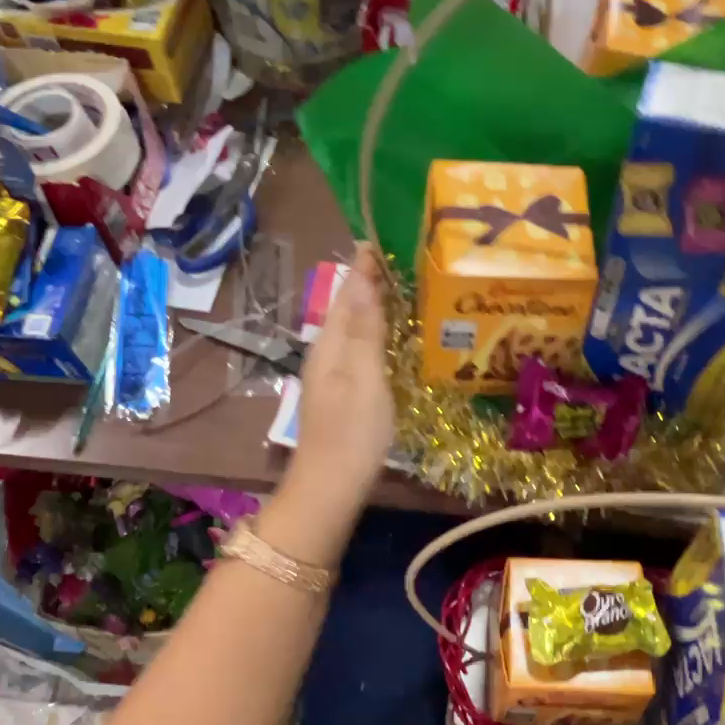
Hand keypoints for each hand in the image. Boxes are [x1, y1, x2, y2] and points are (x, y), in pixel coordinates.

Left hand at [291, 243, 394, 506]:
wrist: (332, 486)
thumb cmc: (352, 430)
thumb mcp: (364, 374)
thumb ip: (365, 328)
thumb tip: (363, 276)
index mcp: (330, 344)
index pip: (346, 294)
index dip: (362, 268)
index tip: (377, 239)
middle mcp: (327, 355)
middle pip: (347, 310)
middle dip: (367, 284)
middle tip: (395, 260)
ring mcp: (332, 379)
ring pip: (352, 332)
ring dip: (371, 310)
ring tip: (398, 291)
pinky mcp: (342, 398)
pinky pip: (358, 353)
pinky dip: (373, 337)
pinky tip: (388, 342)